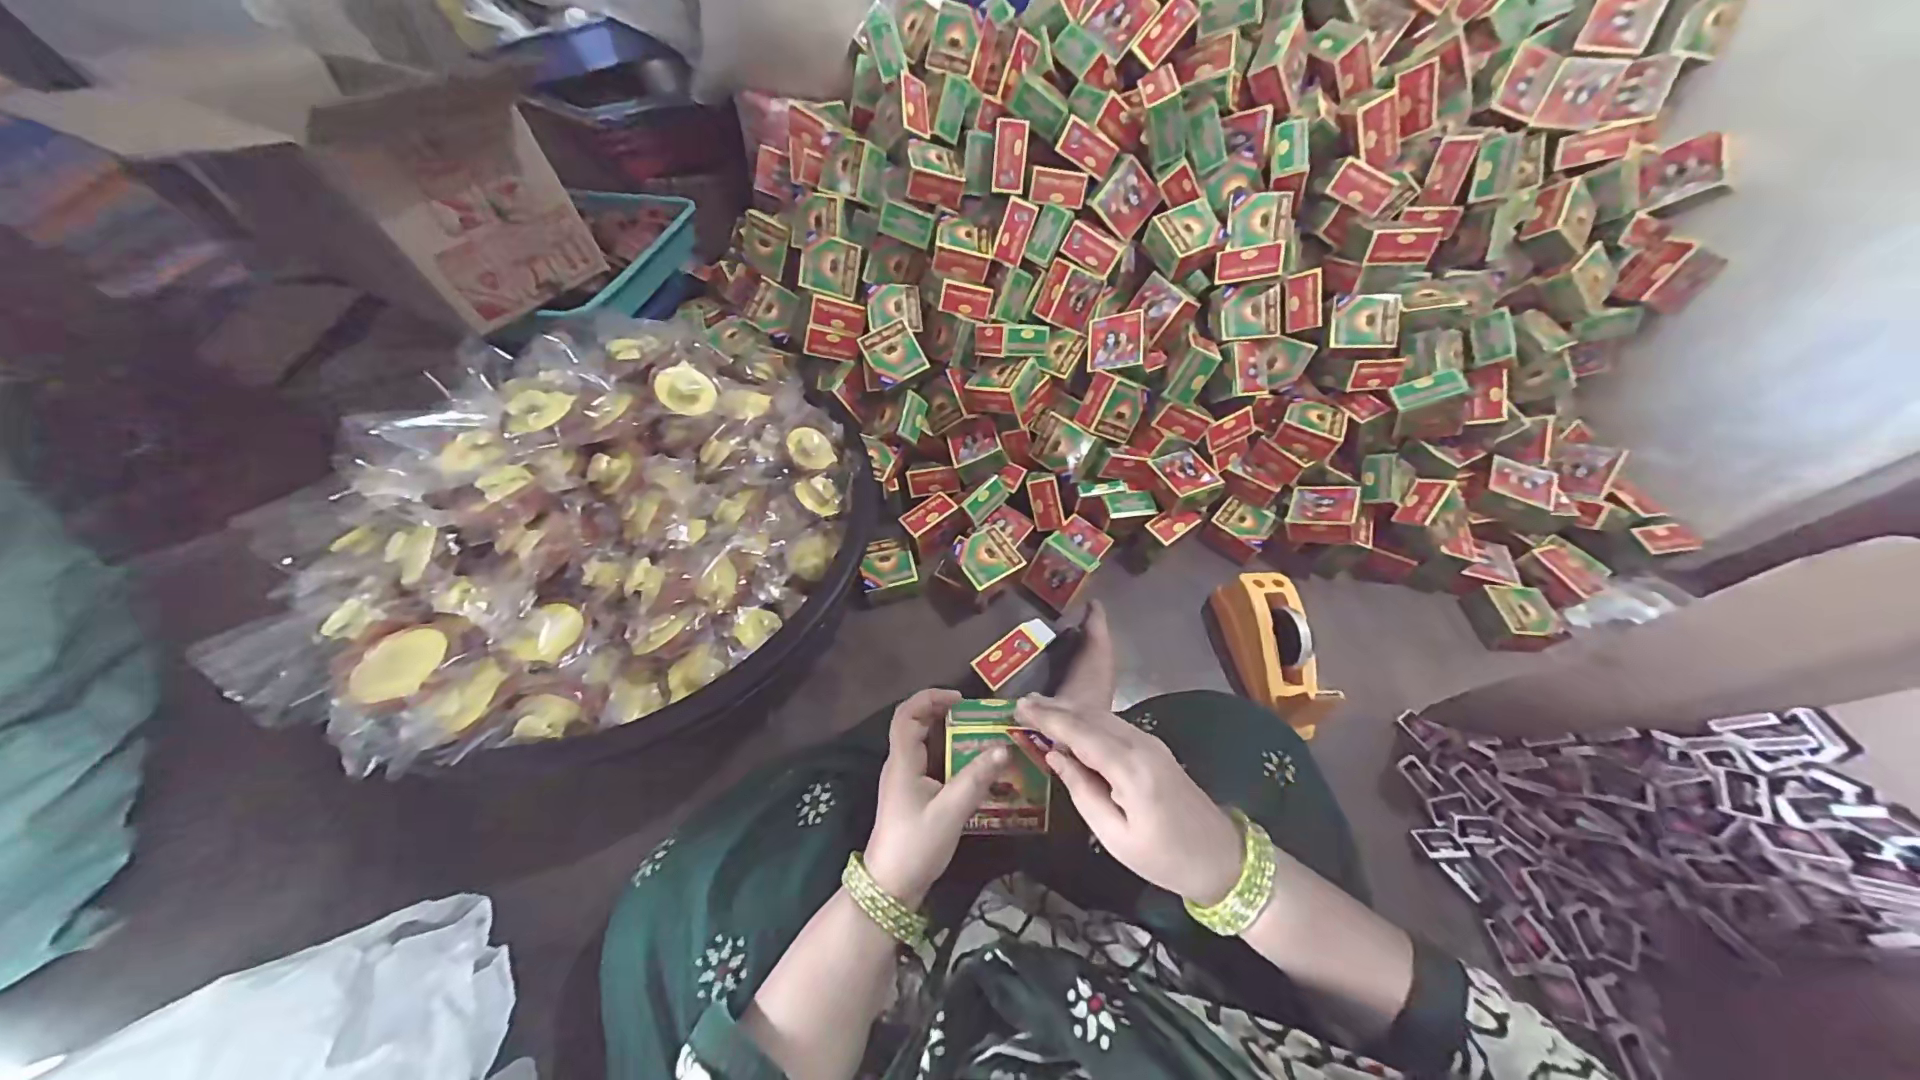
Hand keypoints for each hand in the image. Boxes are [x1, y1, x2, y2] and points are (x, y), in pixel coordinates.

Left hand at [863, 688, 1012, 905]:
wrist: (890, 888)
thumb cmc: (916, 845)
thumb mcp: (950, 811)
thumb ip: (976, 779)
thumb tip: (1003, 748)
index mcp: (902, 762)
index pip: (907, 715)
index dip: (930, 698)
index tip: (960, 699)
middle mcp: (900, 765)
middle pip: (915, 724)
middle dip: (943, 712)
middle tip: (975, 715)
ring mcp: (904, 781)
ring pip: (923, 744)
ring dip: (947, 734)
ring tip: (979, 736)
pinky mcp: (911, 796)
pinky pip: (929, 762)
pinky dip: (948, 755)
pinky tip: (971, 767)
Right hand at [1015, 694, 1243, 905]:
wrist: (1223, 859)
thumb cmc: (1165, 858)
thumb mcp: (1115, 837)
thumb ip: (1082, 791)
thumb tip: (1055, 756)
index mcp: (1130, 768)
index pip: (1080, 732)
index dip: (1047, 718)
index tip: (1019, 707)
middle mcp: (1141, 744)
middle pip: (1090, 717)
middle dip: (1055, 707)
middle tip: (1021, 702)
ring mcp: (1150, 742)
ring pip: (1102, 716)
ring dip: (1070, 710)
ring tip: (1038, 707)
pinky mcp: (1154, 748)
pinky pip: (1113, 725)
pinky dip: (1087, 720)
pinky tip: (1071, 722)